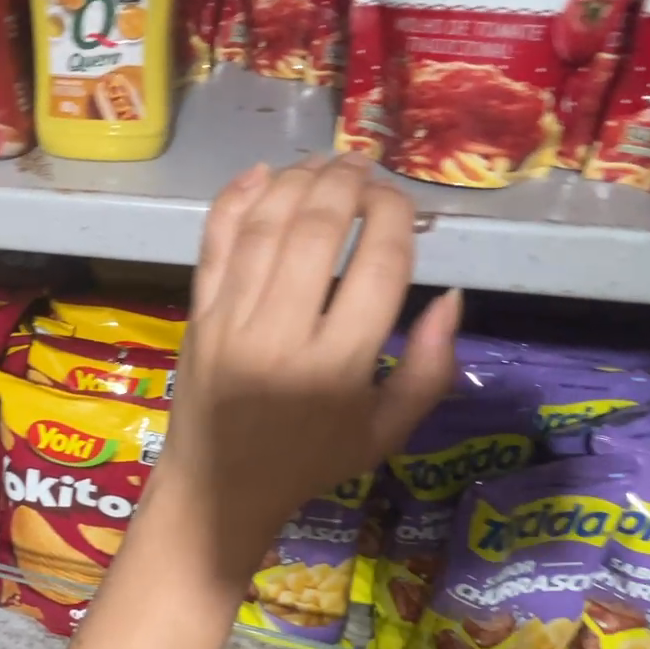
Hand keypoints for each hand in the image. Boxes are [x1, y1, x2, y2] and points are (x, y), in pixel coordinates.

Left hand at [143, 154, 462, 590]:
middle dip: (346, 183)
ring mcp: (230, 320)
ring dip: (296, 180)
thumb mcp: (386, 433)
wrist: (220, 486)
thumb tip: (453, 296)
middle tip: (364, 165)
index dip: (395, 216)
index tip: (402, 200)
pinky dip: (234, 201)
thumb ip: (432, 369)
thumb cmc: (309, 462)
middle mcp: (281, 334)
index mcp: (338, 367)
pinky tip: (260, 173)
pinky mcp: (197, 314)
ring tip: (323, 162)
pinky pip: (212, 244)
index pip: (378, 265)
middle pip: (317, 230)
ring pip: (264, 226)